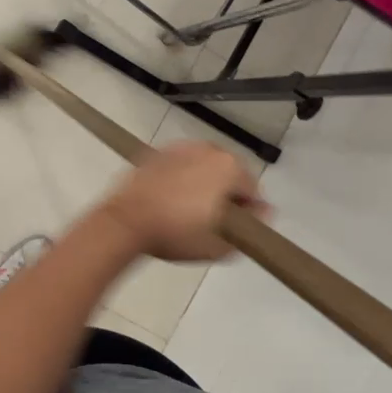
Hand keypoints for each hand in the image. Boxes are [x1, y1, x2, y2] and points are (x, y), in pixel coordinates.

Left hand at [96, 141, 262, 261]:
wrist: (125, 222)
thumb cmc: (176, 234)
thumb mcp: (220, 244)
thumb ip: (251, 228)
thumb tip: (266, 212)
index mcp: (230, 167)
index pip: (252, 190)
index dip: (246, 212)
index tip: (232, 229)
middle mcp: (209, 149)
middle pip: (228, 174)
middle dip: (224, 194)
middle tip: (210, 221)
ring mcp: (181, 147)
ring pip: (204, 167)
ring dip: (203, 184)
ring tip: (189, 210)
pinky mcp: (157, 152)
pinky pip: (180, 165)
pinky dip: (181, 178)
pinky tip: (170, 198)